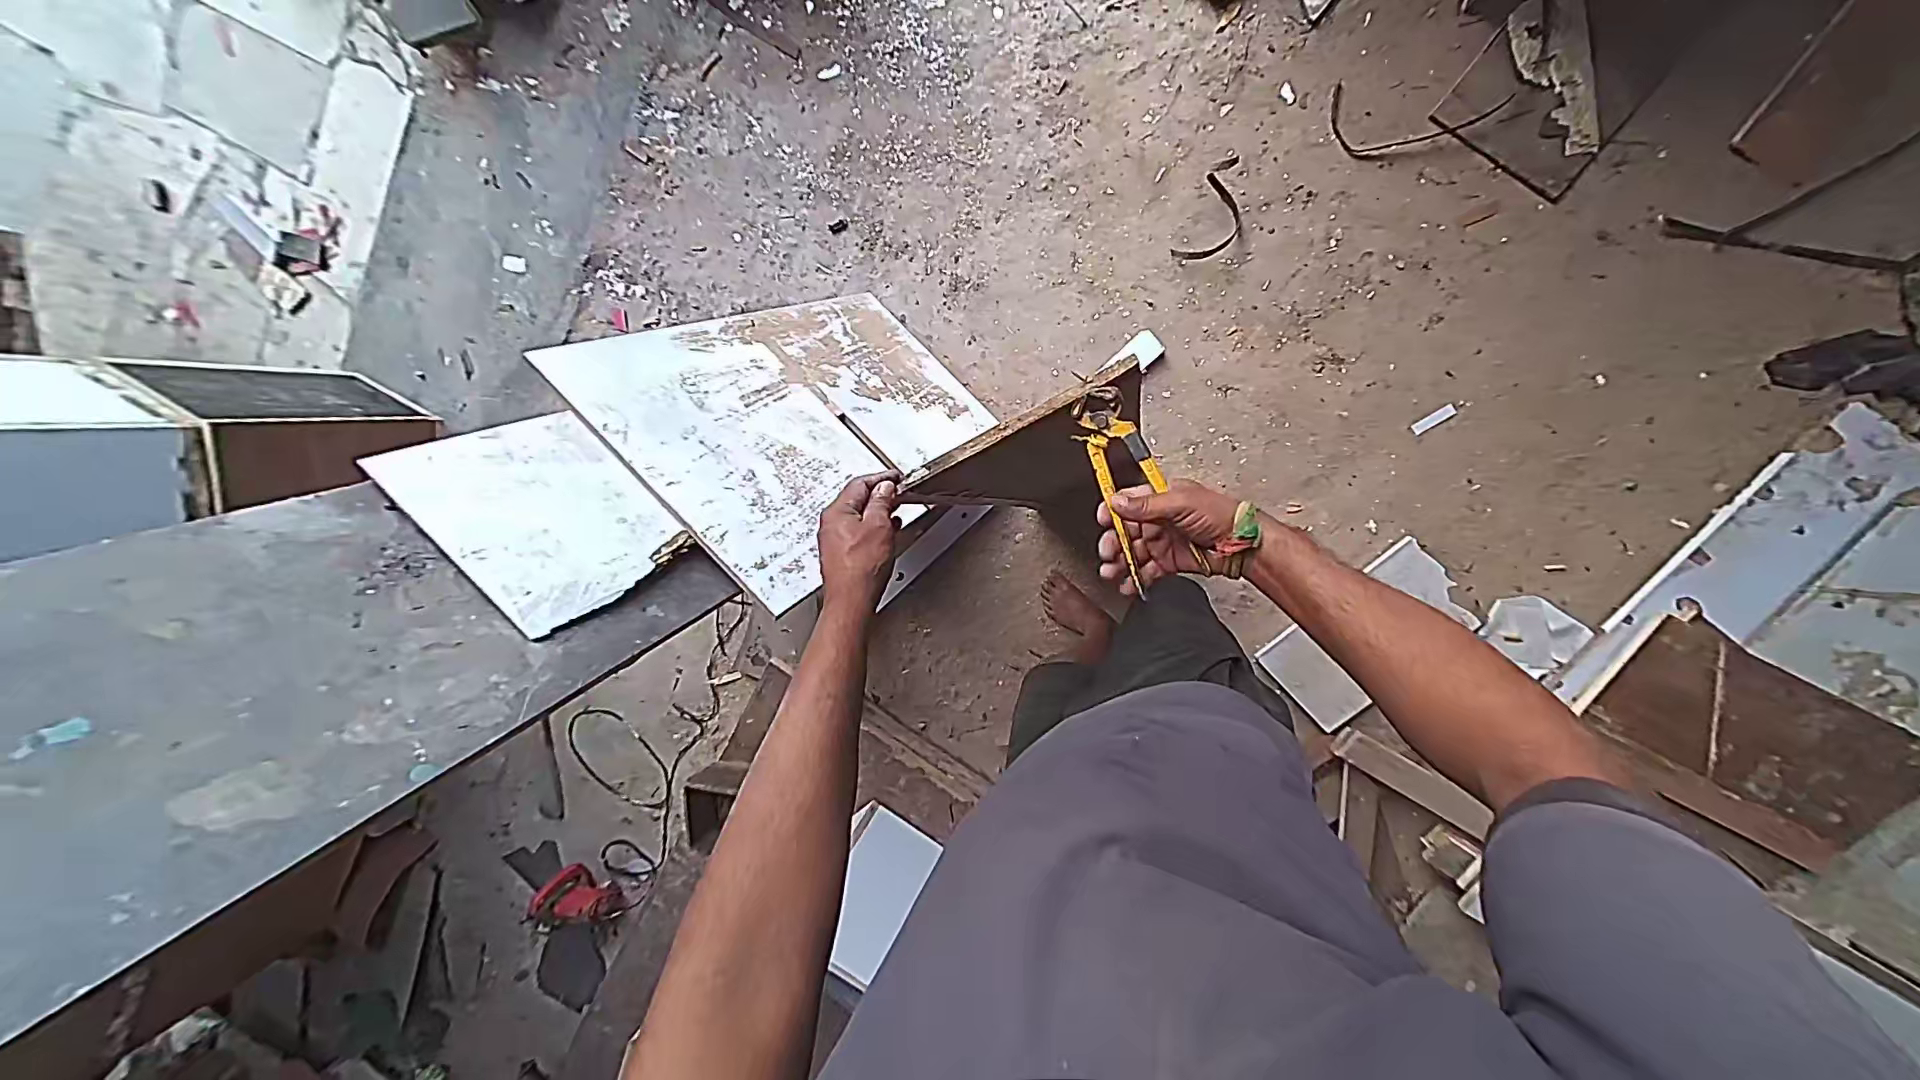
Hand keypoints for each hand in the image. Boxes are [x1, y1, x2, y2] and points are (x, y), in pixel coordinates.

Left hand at [818, 471, 902, 611]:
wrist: (851, 600)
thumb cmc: (860, 569)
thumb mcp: (879, 526)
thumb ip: (882, 502)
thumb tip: (885, 488)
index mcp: (837, 512)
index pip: (859, 484)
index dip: (881, 478)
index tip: (895, 478)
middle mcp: (831, 524)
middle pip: (856, 499)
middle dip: (879, 495)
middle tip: (897, 493)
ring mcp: (834, 539)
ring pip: (857, 516)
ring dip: (877, 513)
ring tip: (894, 512)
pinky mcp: (840, 554)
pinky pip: (857, 532)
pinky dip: (872, 528)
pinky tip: (884, 534)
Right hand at [1095, 478, 1243, 595]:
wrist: (1244, 545)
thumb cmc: (1223, 515)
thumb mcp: (1182, 503)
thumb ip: (1147, 504)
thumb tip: (1118, 501)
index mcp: (1160, 497)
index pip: (1127, 501)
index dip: (1112, 510)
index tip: (1104, 520)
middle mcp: (1158, 518)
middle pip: (1124, 530)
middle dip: (1113, 542)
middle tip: (1108, 553)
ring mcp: (1162, 541)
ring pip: (1132, 553)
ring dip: (1119, 563)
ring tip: (1112, 572)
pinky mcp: (1168, 561)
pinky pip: (1145, 570)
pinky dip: (1134, 578)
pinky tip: (1128, 584)